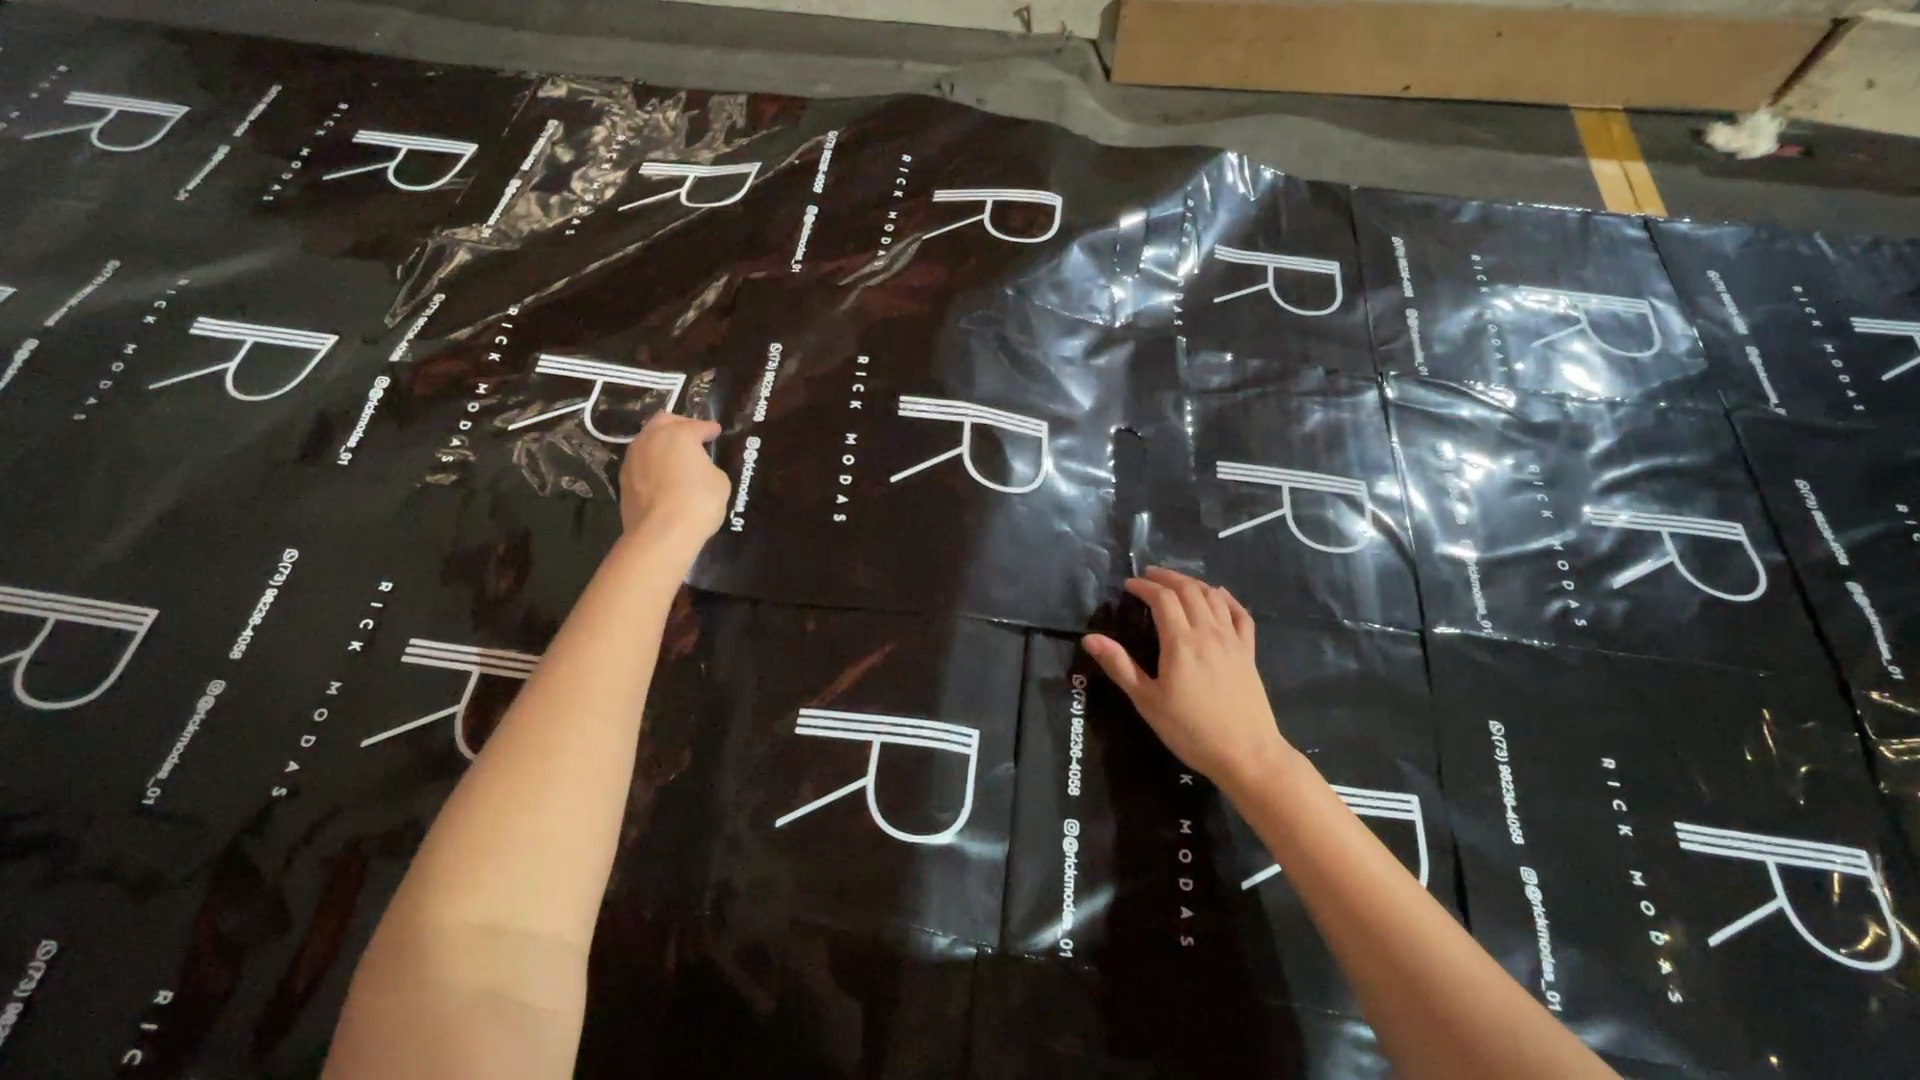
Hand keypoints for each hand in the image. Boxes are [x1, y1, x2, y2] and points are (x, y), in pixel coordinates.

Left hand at [618, 413, 729, 547]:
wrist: (661, 533)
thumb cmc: (698, 502)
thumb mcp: (719, 481)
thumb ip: (708, 467)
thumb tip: (699, 469)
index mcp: (678, 434)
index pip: (698, 426)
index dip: (709, 428)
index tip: (716, 431)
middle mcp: (651, 439)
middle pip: (664, 422)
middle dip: (679, 424)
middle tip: (692, 434)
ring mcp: (633, 459)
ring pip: (647, 441)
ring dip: (662, 443)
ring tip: (675, 454)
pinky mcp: (623, 480)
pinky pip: (641, 462)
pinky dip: (653, 462)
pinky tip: (662, 473)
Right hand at [1082, 567, 1292, 791]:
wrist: (1246, 753)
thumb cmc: (1190, 730)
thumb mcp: (1147, 701)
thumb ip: (1120, 666)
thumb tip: (1090, 638)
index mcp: (1181, 642)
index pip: (1162, 599)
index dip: (1145, 586)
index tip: (1129, 585)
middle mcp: (1208, 632)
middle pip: (1189, 590)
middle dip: (1167, 578)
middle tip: (1149, 576)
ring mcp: (1232, 640)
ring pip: (1214, 597)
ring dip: (1193, 583)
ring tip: (1176, 583)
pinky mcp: (1249, 653)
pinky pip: (1240, 615)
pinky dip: (1227, 598)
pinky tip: (1220, 595)